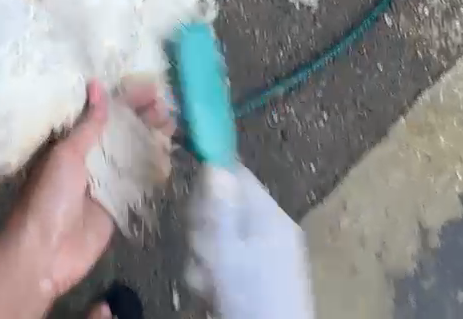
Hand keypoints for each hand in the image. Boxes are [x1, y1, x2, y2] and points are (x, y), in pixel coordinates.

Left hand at [0, 78, 175, 302]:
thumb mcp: (66, 154)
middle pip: (123, 129)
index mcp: (74, 140)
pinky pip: (139, 179)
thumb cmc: (49, 197)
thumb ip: (88, 124)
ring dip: (151, 136)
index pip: (105, 111)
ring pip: (134, 151)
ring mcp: (106, 179)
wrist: (44, 255)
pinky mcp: (118, 202)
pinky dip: (154, 166)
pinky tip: (168, 154)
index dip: (127, 98)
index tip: (150, 87)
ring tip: (171, 124)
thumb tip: (97, 85)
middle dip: (144, 115)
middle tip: (165, 105)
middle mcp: (92, 155)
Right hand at [191, 165, 315, 318]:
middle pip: (223, 208)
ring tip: (206, 286)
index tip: (192, 206)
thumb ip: (220, 209)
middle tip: (203, 256)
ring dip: (204, 260)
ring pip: (219, 240)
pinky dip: (213, 278)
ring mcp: (265, 257)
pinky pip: (226, 264)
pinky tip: (211, 297)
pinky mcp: (257, 282)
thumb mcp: (230, 253)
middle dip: (203, 231)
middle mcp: (269, 230)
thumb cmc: (252, 300)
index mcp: (270, 215)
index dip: (210, 183)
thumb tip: (215, 163)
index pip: (237, 176)